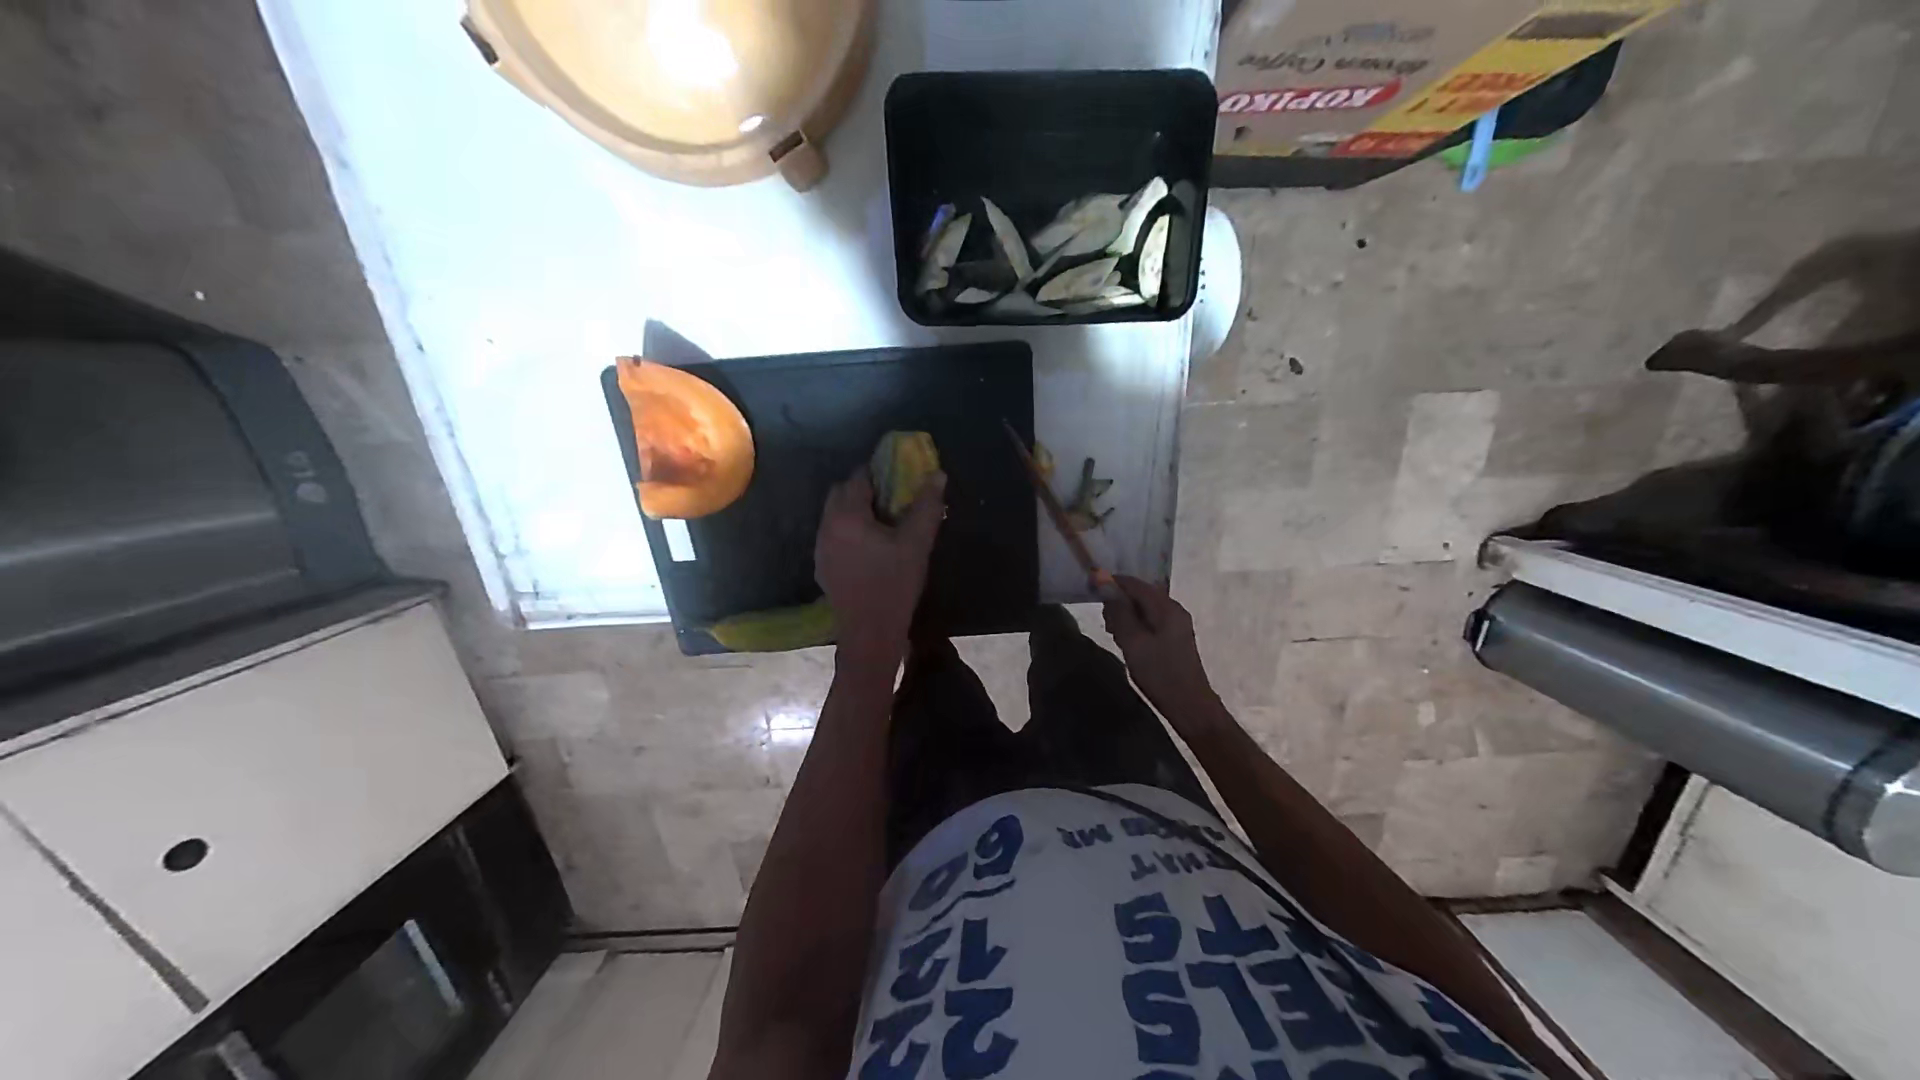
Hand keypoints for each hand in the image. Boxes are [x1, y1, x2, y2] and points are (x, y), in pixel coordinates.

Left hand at [815, 466, 945, 664]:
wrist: (869, 634)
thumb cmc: (894, 585)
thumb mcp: (916, 544)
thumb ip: (927, 507)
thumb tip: (936, 475)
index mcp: (847, 516)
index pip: (858, 477)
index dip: (878, 472)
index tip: (898, 478)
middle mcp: (826, 526)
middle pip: (841, 492)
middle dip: (864, 489)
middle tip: (892, 499)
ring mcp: (820, 548)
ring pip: (834, 515)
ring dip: (855, 510)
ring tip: (883, 524)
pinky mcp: (822, 566)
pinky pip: (833, 536)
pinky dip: (848, 531)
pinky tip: (869, 549)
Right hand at [1102, 575, 1215, 715]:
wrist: (1189, 705)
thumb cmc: (1159, 673)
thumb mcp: (1133, 641)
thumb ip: (1119, 611)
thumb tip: (1103, 581)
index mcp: (1166, 607)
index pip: (1134, 583)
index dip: (1111, 584)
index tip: (1091, 593)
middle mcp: (1174, 609)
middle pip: (1140, 593)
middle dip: (1119, 602)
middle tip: (1106, 624)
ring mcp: (1176, 623)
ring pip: (1144, 608)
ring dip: (1125, 615)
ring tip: (1114, 634)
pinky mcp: (1174, 636)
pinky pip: (1150, 620)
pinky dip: (1135, 625)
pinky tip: (1127, 641)